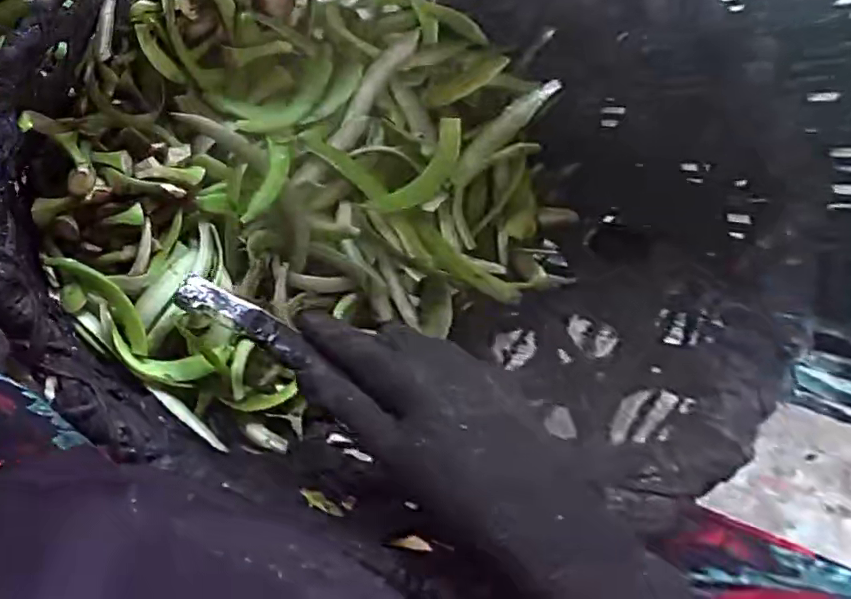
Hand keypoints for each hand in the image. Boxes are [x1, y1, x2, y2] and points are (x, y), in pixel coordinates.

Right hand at [287, 314, 693, 598]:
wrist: (555, 529)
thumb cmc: (455, 492)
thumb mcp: (386, 448)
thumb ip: (341, 395)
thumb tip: (300, 356)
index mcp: (399, 369)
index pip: (344, 336)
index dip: (316, 328)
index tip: (295, 321)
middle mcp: (432, 354)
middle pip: (379, 333)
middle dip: (356, 343)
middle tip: (343, 369)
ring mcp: (469, 364)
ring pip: (413, 342)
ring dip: (391, 352)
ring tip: (385, 383)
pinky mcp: (498, 380)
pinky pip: (446, 357)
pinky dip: (425, 364)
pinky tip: (431, 396)